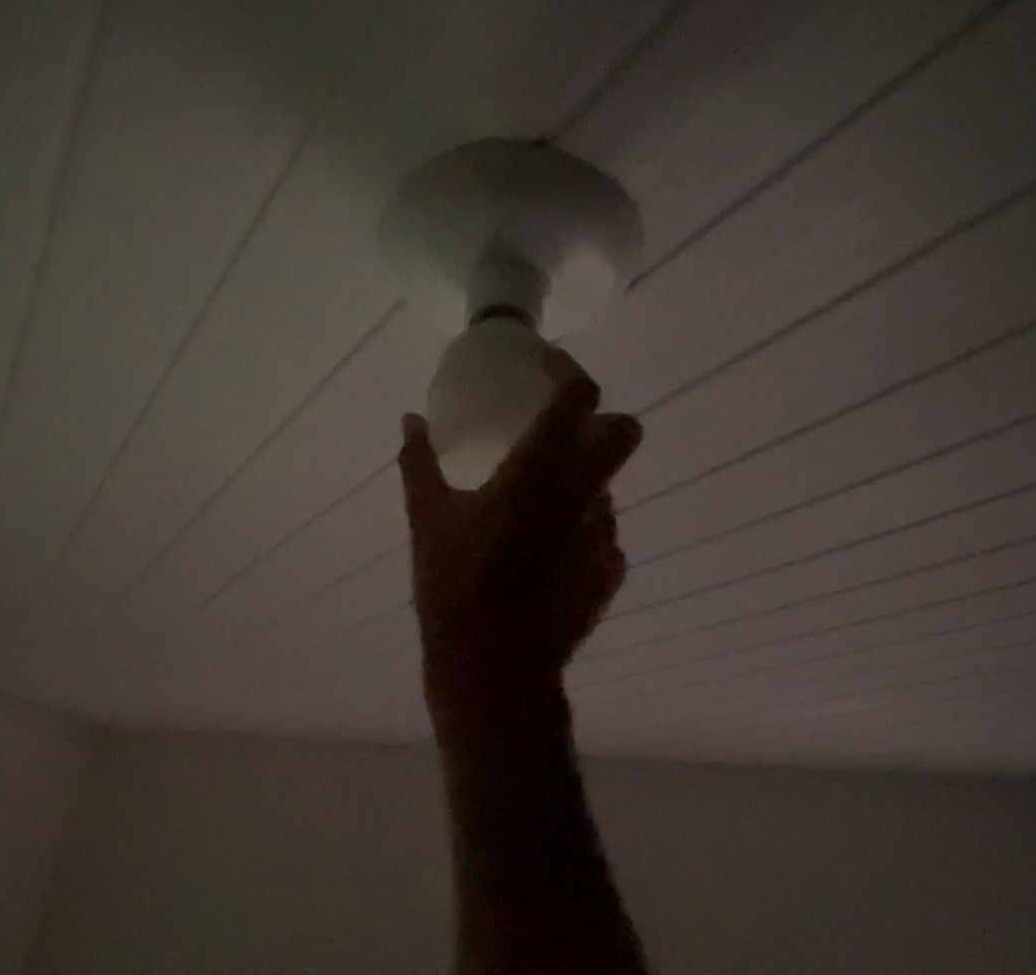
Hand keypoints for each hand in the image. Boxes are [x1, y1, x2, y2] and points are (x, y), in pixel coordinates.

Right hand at [397, 348, 642, 713]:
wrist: (494, 670)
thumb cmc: (453, 589)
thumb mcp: (427, 520)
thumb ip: (419, 462)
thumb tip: (411, 420)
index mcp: (536, 473)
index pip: (578, 397)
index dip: (568, 368)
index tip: (546, 365)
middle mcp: (581, 496)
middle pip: (624, 432)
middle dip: (602, 421)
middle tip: (562, 431)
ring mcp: (603, 536)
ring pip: (609, 486)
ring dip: (582, 481)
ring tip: (538, 504)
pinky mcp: (610, 572)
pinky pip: (602, 532)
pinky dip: (580, 528)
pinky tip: (547, 552)